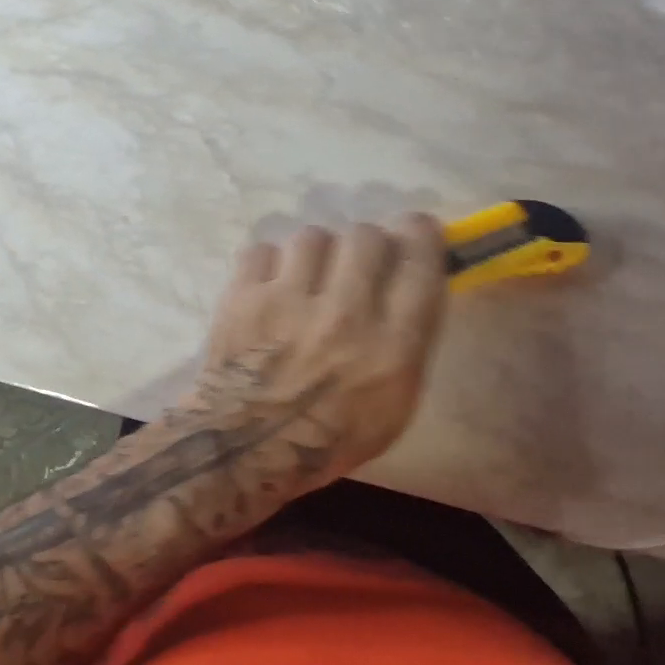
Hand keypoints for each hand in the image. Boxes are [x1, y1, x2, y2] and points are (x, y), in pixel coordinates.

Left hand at [195, 214, 449, 482]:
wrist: (248, 438)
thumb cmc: (330, 432)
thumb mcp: (396, 398)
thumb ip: (403, 340)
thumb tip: (403, 287)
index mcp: (394, 347)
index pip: (420, 269)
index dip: (422, 237)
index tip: (416, 226)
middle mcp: (344, 314)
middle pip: (365, 238)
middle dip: (367, 239)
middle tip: (358, 252)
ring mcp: (287, 300)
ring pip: (311, 237)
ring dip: (315, 248)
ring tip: (309, 270)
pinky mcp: (241, 295)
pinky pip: (260, 250)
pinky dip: (268, 260)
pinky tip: (270, 280)